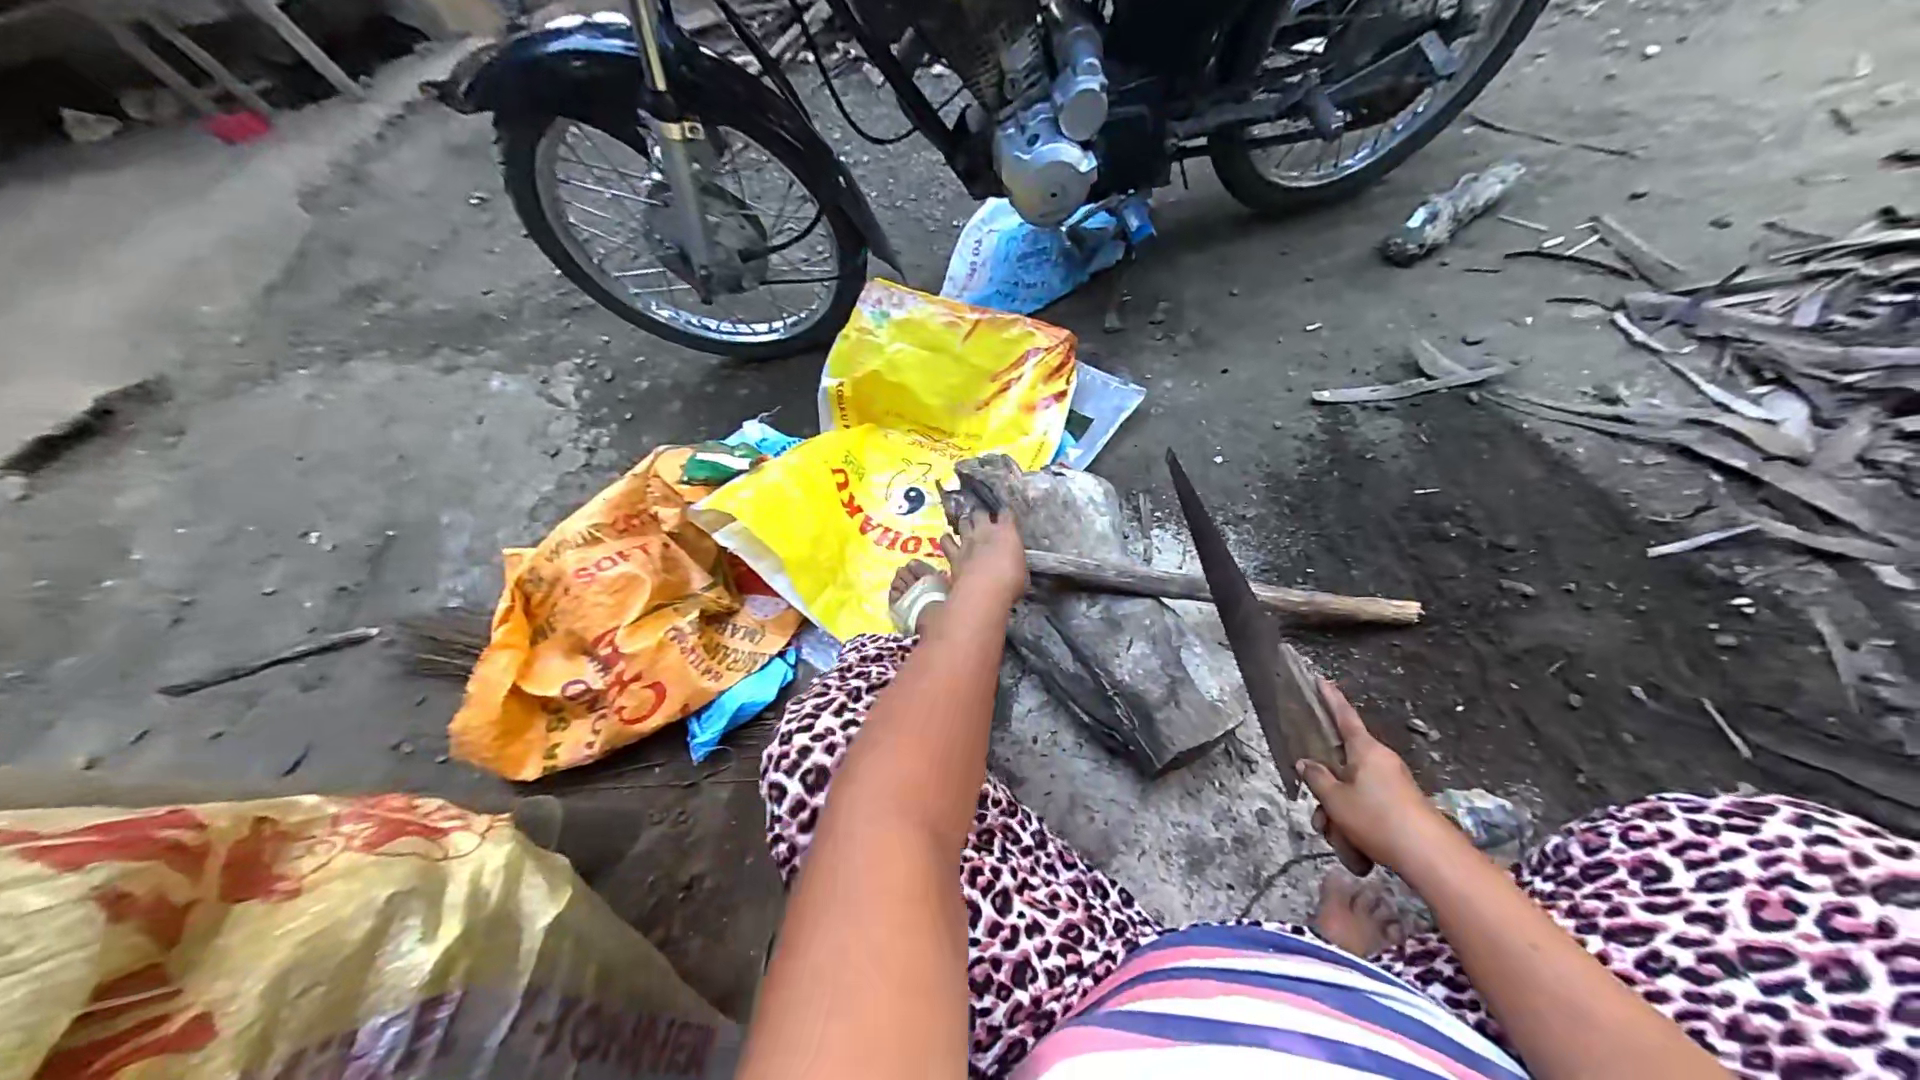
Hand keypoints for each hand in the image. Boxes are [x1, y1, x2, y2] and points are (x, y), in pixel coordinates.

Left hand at [940, 504, 1026, 604]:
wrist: (983, 591)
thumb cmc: (1010, 582)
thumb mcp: (1022, 570)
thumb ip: (1016, 560)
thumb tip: (1014, 563)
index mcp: (1006, 532)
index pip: (1006, 514)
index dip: (1005, 514)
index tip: (1006, 518)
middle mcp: (985, 531)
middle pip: (980, 513)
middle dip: (981, 515)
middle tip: (983, 521)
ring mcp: (967, 542)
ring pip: (963, 523)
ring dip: (965, 523)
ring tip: (966, 525)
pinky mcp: (954, 555)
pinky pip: (946, 541)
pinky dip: (947, 539)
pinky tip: (947, 539)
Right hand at [1297, 679, 1454, 872]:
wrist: (1431, 858)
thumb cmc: (1378, 818)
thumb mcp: (1335, 799)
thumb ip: (1315, 777)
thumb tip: (1306, 763)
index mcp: (1366, 750)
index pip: (1344, 716)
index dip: (1331, 699)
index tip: (1322, 680)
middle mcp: (1380, 763)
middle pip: (1340, 770)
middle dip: (1326, 796)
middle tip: (1323, 819)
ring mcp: (1392, 786)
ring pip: (1351, 795)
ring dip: (1340, 819)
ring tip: (1343, 843)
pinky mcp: (1400, 808)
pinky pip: (1367, 812)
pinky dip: (1357, 830)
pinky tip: (1358, 853)